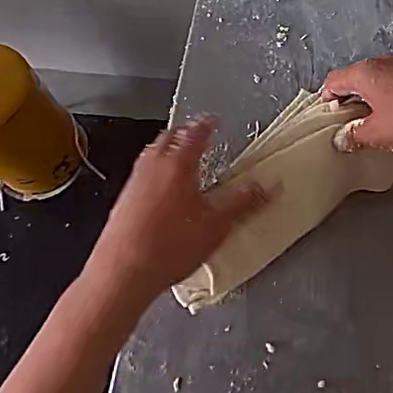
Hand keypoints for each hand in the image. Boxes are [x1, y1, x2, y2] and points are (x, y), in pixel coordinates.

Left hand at [83, 116, 267, 302]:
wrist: (123, 271)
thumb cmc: (168, 247)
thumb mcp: (217, 226)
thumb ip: (245, 202)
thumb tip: (269, 187)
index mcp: (179, 162)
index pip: (196, 132)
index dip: (207, 124)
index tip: (213, 121)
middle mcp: (154, 164)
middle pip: (171, 136)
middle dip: (186, 132)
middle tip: (198, 133)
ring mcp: (136, 179)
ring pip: (154, 152)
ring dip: (168, 148)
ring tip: (180, 155)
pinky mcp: (124, 197)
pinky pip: (143, 171)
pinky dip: (155, 168)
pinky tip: (160, 187)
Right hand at [320, 55, 392, 151]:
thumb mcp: (378, 134)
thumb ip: (354, 135)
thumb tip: (342, 138)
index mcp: (365, 73)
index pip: (335, 80)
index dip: (328, 98)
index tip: (330, 114)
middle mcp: (381, 62)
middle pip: (354, 76)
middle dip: (349, 97)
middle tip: (349, 119)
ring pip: (375, 77)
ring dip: (369, 95)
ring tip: (374, 118)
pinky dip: (387, 93)